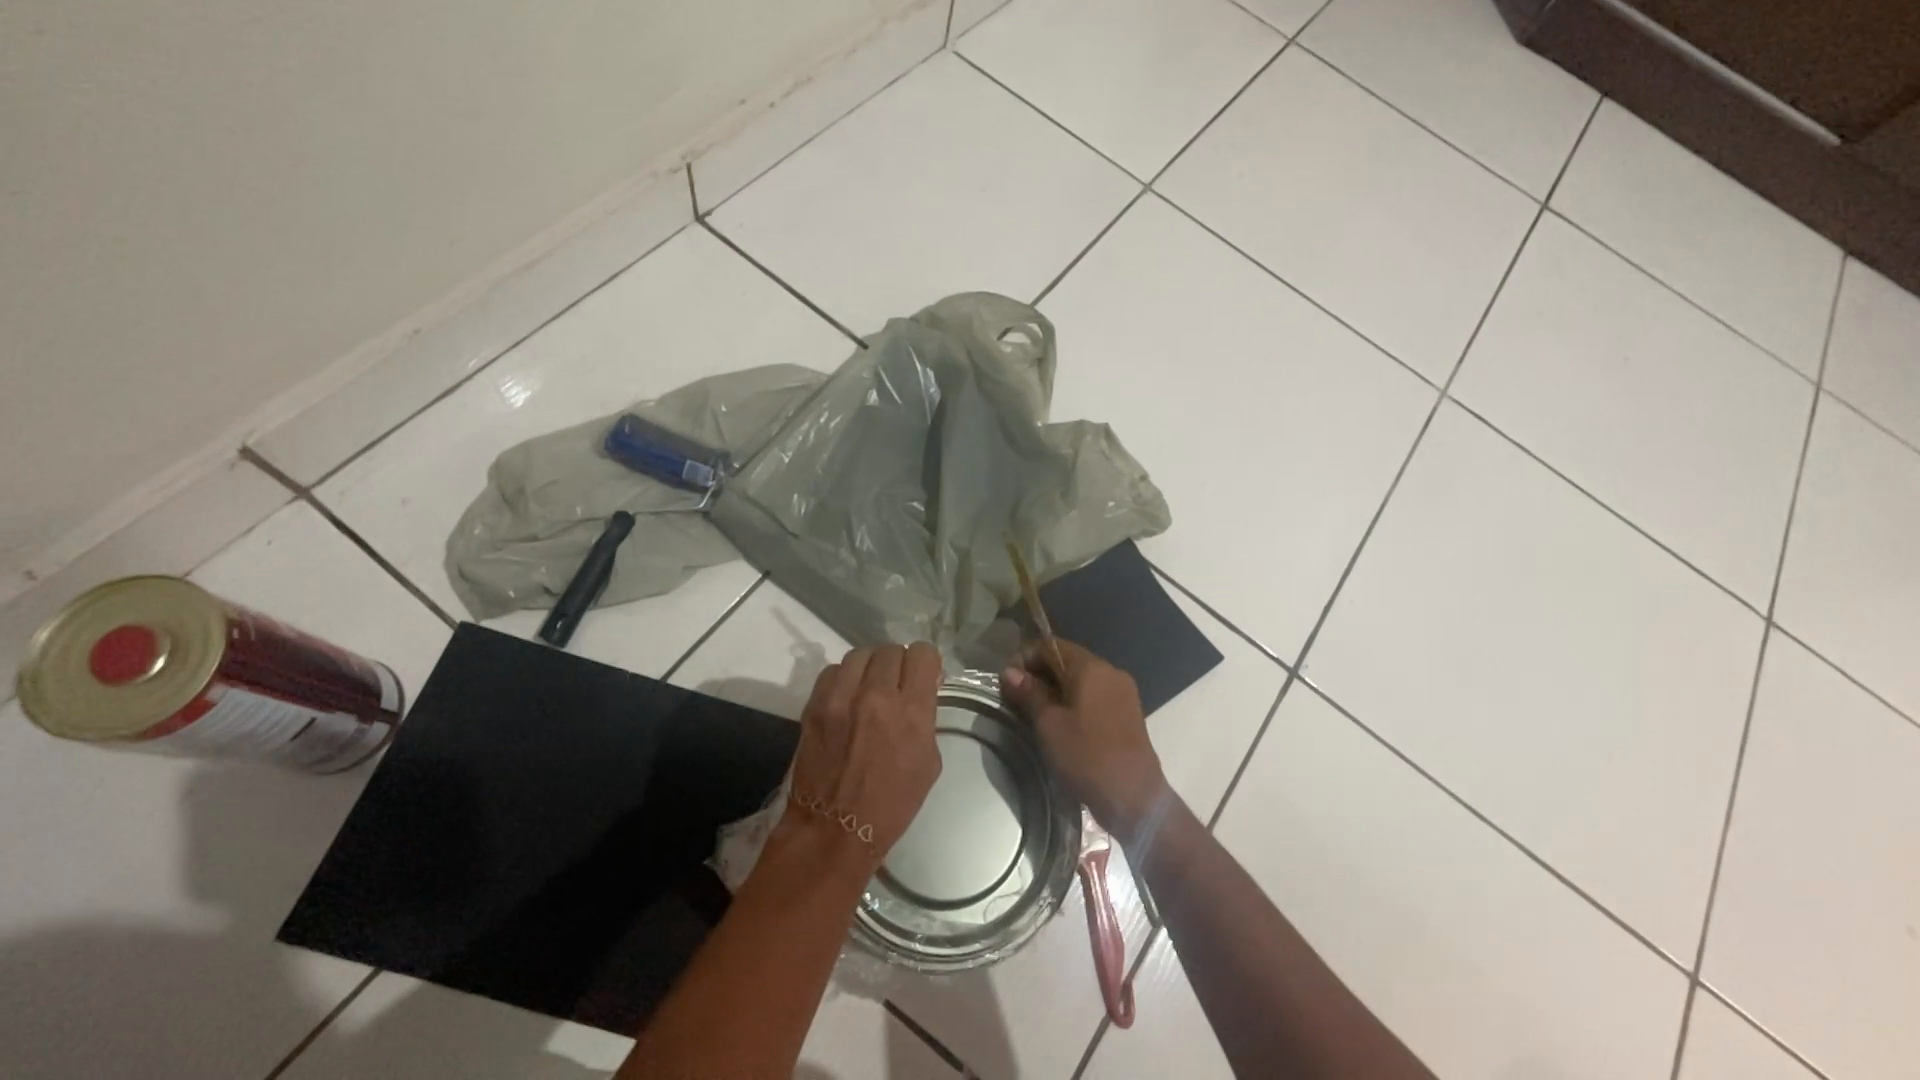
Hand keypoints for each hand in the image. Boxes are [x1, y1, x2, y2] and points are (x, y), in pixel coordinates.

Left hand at [785, 643, 943, 870]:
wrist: (834, 829)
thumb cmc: (891, 804)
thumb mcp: (928, 763)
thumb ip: (926, 719)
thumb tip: (920, 692)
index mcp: (912, 712)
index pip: (923, 654)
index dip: (926, 663)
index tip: (923, 676)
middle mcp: (877, 696)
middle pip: (891, 650)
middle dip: (898, 664)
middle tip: (896, 685)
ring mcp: (841, 698)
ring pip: (860, 654)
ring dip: (870, 667)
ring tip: (868, 687)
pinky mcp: (814, 704)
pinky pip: (833, 671)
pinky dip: (843, 679)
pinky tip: (846, 698)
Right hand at [1001, 640, 1168, 841]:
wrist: (1134, 798)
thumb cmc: (1087, 757)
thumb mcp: (1049, 725)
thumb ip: (1029, 693)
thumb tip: (1009, 671)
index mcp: (1092, 668)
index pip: (1051, 646)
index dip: (1025, 658)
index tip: (1006, 683)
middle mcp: (1111, 672)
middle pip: (1067, 661)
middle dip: (1039, 676)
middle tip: (1016, 702)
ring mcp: (1123, 694)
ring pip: (1081, 681)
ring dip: (1055, 692)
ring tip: (1034, 717)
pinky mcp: (1127, 714)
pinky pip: (1094, 698)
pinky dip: (1074, 704)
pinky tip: (1060, 727)